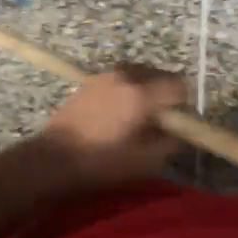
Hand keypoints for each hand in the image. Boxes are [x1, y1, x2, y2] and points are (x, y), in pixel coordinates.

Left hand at [40, 65, 188, 182]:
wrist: (52, 159)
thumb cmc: (102, 163)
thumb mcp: (146, 163)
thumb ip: (171, 143)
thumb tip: (180, 132)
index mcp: (142, 94)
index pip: (179, 86)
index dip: (184, 105)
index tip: (179, 124)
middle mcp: (125, 76)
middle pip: (160, 75)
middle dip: (167, 94)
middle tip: (162, 121)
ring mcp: (105, 76)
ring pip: (139, 74)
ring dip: (147, 89)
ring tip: (140, 116)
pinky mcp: (90, 82)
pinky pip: (121, 78)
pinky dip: (128, 89)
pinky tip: (119, 112)